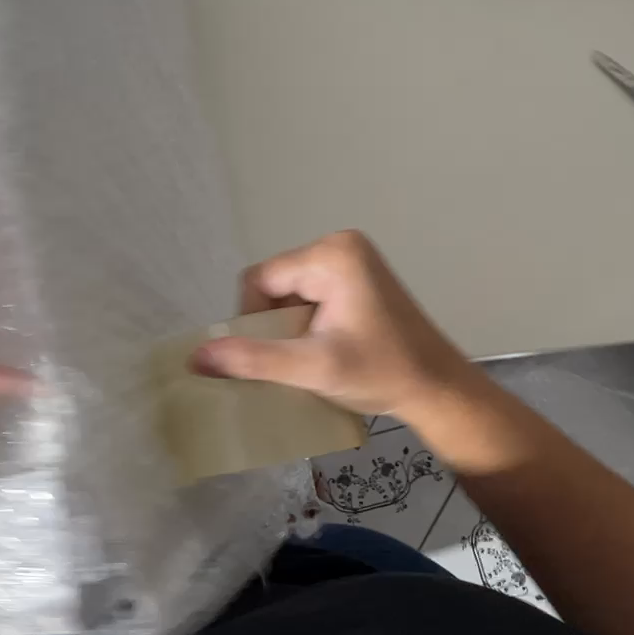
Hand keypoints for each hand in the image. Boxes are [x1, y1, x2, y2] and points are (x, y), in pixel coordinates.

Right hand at [190, 230, 478, 415]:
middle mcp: (340, 245)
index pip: (259, 281)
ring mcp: (351, 259)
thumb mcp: (312, 368)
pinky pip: (307, 296)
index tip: (275, 355)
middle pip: (272, 285)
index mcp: (331, 254)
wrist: (438, 389)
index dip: (253, 321)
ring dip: (289, 328)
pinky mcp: (357, 277)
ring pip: (287, 294)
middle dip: (274, 325)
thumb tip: (196, 357)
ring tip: (313, 357)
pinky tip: (324, 349)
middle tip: (297, 359)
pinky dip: (305, 324)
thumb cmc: (382, 374)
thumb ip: (253, 359)